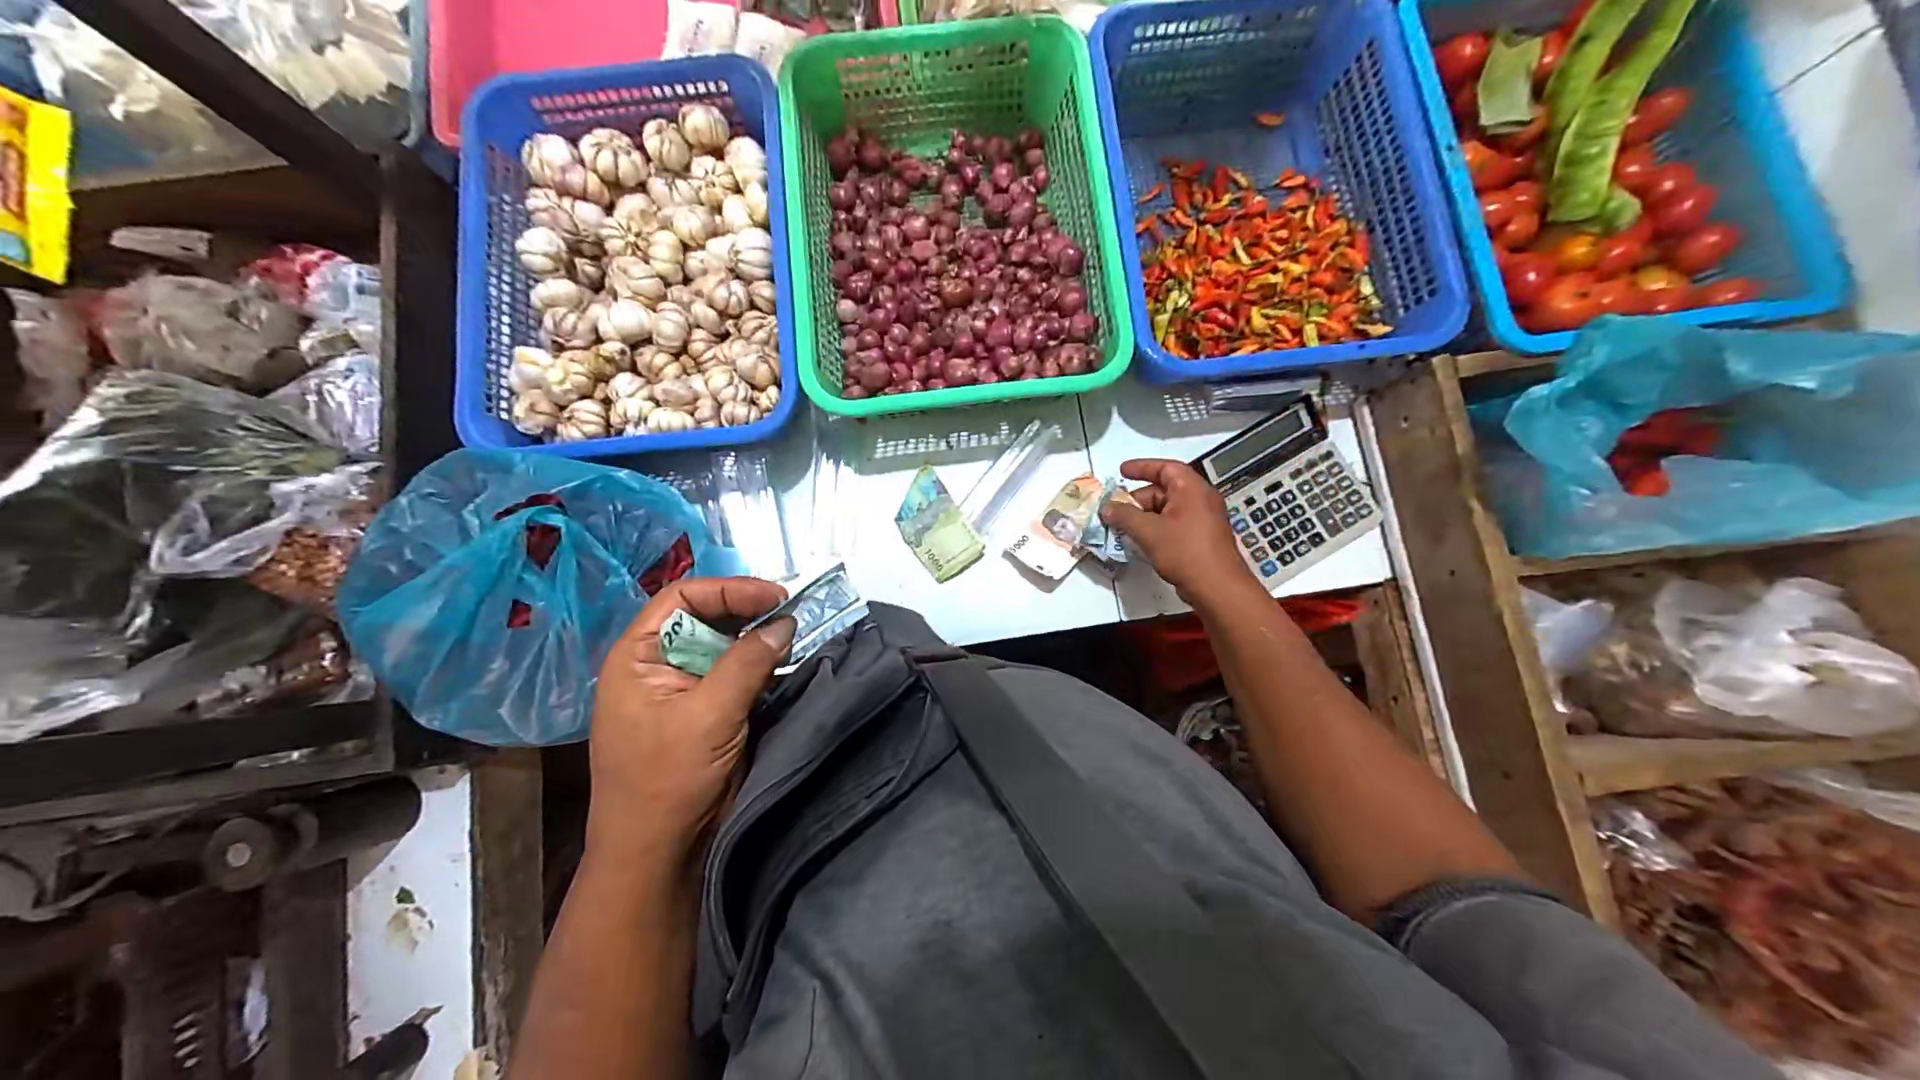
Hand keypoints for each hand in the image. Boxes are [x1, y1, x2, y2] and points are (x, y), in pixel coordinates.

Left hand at [586, 577, 794, 860]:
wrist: (659, 856)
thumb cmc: (666, 782)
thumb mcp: (707, 715)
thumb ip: (747, 663)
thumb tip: (784, 623)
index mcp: (639, 657)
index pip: (683, 598)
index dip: (729, 590)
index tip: (776, 596)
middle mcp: (659, 665)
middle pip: (707, 619)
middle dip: (749, 612)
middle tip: (792, 613)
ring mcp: (684, 691)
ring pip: (726, 648)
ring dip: (760, 640)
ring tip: (797, 635)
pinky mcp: (708, 714)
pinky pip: (737, 677)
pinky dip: (763, 668)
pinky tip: (787, 663)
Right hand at [1100, 458, 1261, 608]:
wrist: (1217, 587)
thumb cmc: (1186, 552)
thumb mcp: (1149, 531)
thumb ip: (1125, 516)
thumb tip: (1107, 508)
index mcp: (1191, 489)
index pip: (1165, 468)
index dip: (1141, 467)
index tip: (1122, 471)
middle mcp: (1201, 499)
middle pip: (1164, 490)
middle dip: (1138, 499)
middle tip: (1117, 510)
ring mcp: (1203, 519)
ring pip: (1168, 509)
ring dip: (1145, 516)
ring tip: (1124, 528)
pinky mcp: (1202, 537)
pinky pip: (1175, 524)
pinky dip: (1157, 528)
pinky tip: (1142, 541)